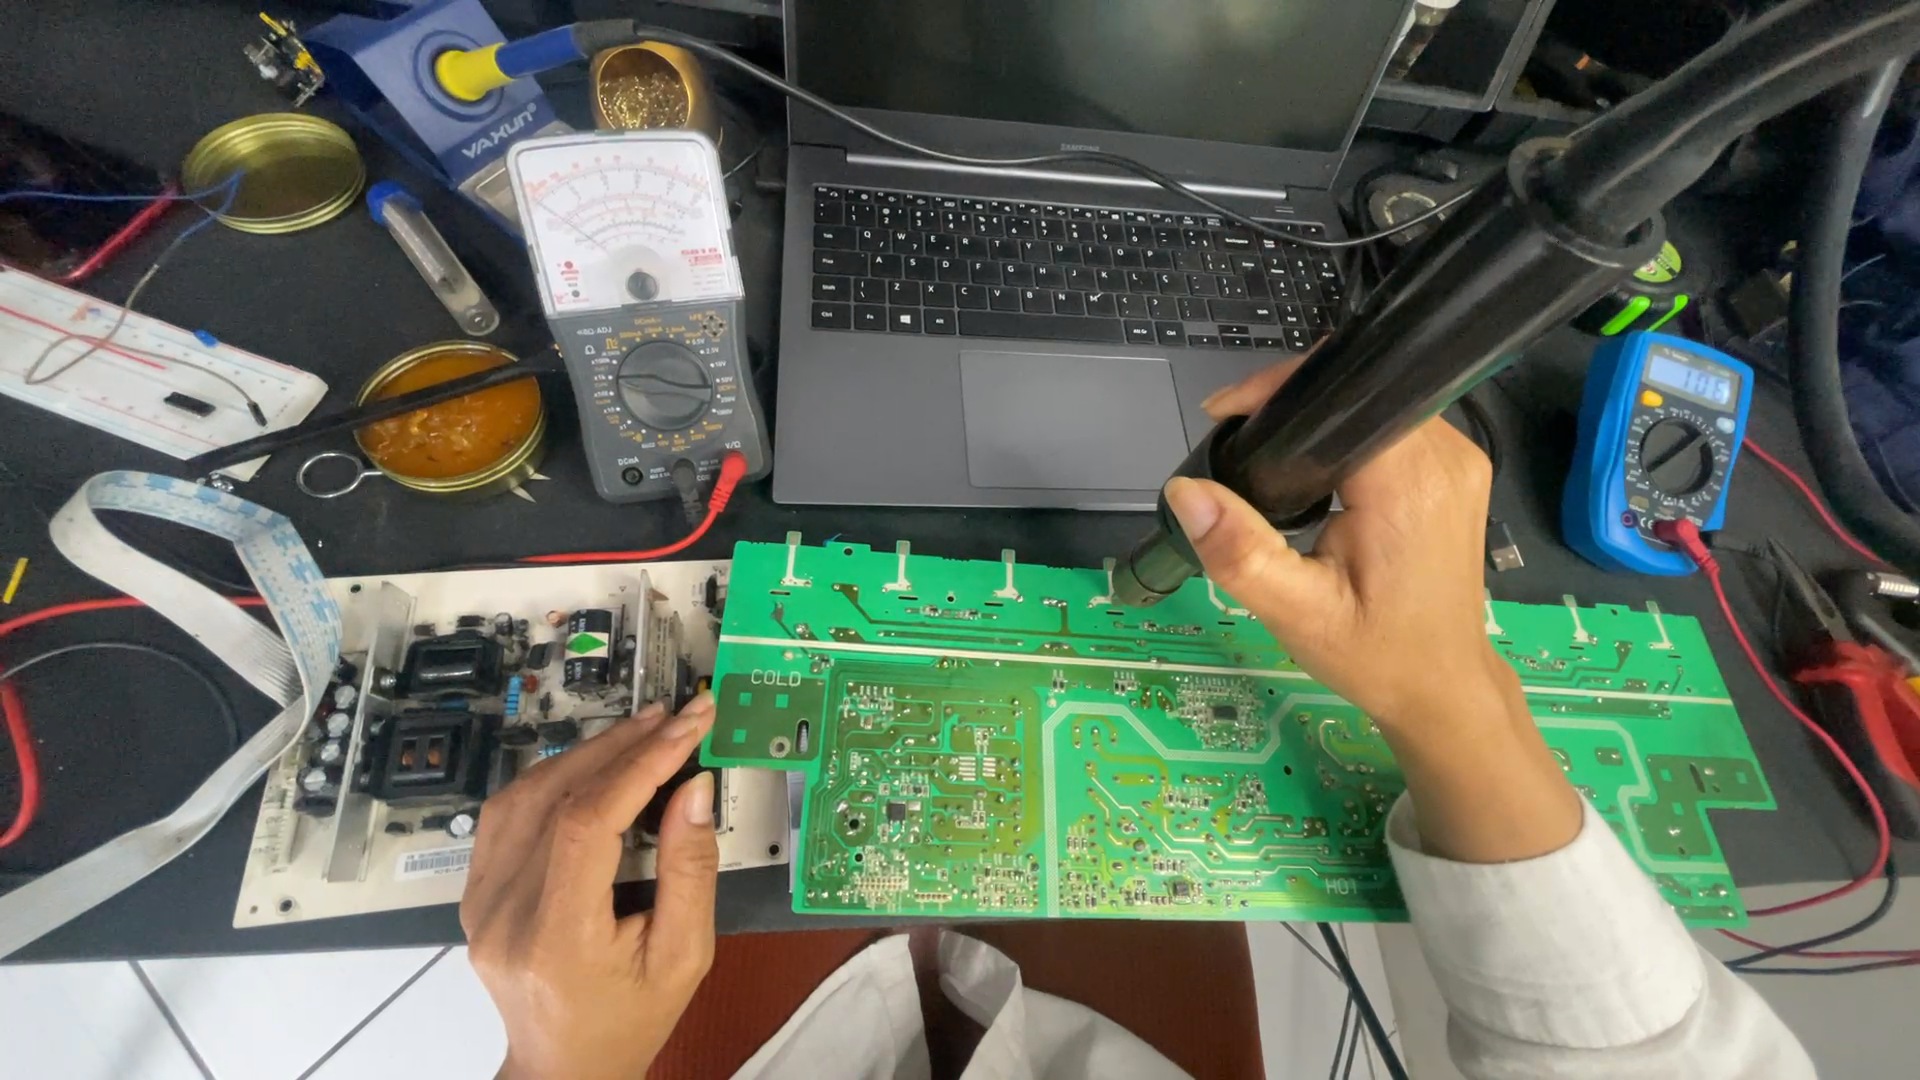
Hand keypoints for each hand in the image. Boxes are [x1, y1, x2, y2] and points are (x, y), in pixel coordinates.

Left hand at [462, 696, 718, 1079]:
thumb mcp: (685, 954)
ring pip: (526, 793)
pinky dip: (560, 772)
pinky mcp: (477, 891)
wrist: (564, 1069)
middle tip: (677, 715)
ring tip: (645, 727)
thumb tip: (694, 788)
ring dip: (591, 750)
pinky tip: (599, 759)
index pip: (590, 823)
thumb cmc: (632, 1020)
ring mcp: (478, 901)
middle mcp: (501, 914)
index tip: (689, 726)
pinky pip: (511, 810)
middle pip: (556, 797)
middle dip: (625, 745)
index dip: (642, 764)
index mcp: (555, 938)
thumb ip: (691, 869)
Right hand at [1180, 362, 1503, 730]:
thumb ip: (1239, 552)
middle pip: (1356, 393)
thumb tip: (1185, 490)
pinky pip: (1386, 426)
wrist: (1441, 687)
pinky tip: (1304, 468)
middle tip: (1233, 442)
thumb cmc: (1374, 654)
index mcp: (1409, 483)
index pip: (1342, 397)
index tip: (1224, 419)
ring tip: (1260, 453)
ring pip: (1370, 405)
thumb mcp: (1295, 613)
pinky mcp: (1450, 471)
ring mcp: (1455, 460)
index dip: (1277, 392)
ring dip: (1312, 419)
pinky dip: (1338, 435)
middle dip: (1287, 404)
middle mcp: (1444, 456)